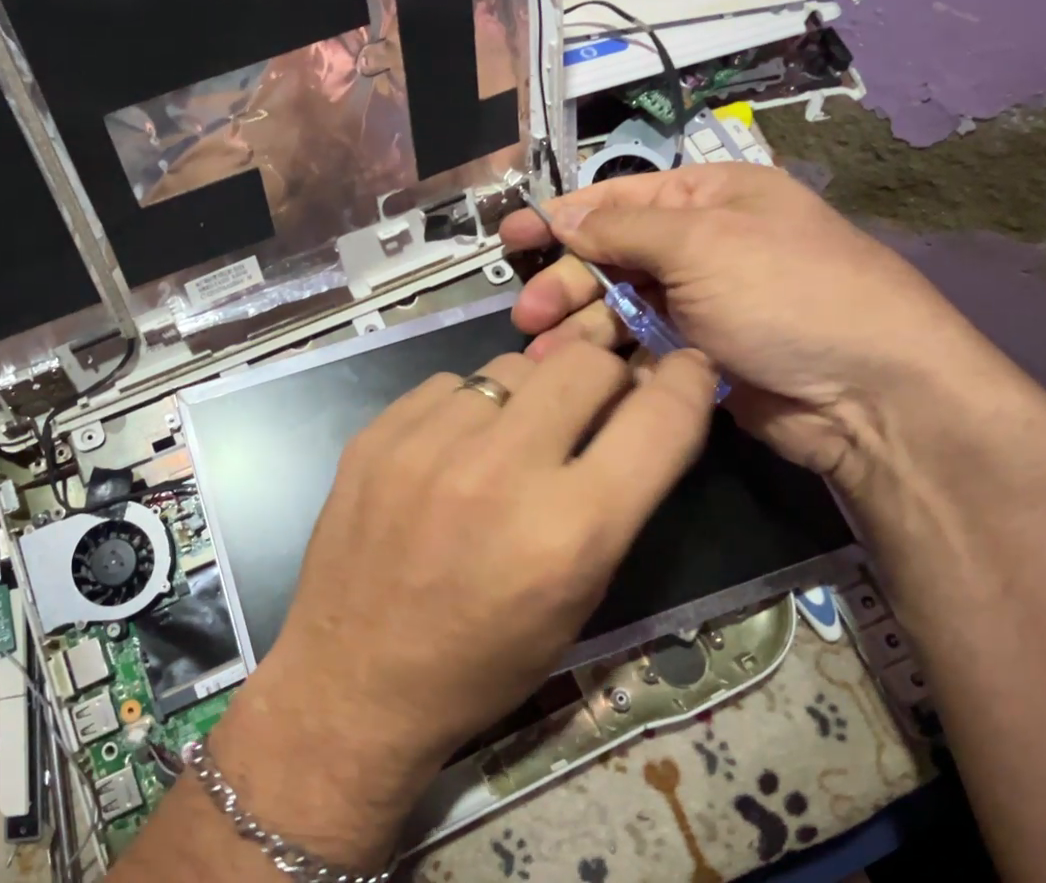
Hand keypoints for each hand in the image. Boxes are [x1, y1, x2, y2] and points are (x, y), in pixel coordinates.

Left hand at [210, 344, 718, 864]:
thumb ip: (613, 504)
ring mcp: (429, 445)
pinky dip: (466, 407)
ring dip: (529, 394)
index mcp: (571, 530)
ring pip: (511, 366)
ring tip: (511, 438)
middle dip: (606, 378)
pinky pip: (447, 385)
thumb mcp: (576, 601)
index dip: (689, 384)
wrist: (356, 679)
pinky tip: (451, 450)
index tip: (686, 372)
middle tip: (593, 407)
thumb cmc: (481, 663)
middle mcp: (502, 470)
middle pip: (584, 365)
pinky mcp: (375, 435)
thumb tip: (631, 416)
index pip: (660, 418)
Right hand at [502, 163, 986, 481]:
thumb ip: (623, 230)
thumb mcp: (702, 243)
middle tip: (528, 315)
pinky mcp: (697, 356)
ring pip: (617, 308)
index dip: (561, 216)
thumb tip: (564, 216)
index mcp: (710, 197)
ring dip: (578, 328)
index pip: (617, 199)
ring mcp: (700, 304)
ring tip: (542, 357)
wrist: (870, 393)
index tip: (508, 235)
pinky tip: (577, 377)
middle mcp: (702, 246)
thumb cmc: (787, 294)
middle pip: (610, 257)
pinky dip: (606, 361)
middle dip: (566, 284)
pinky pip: (637, 349)